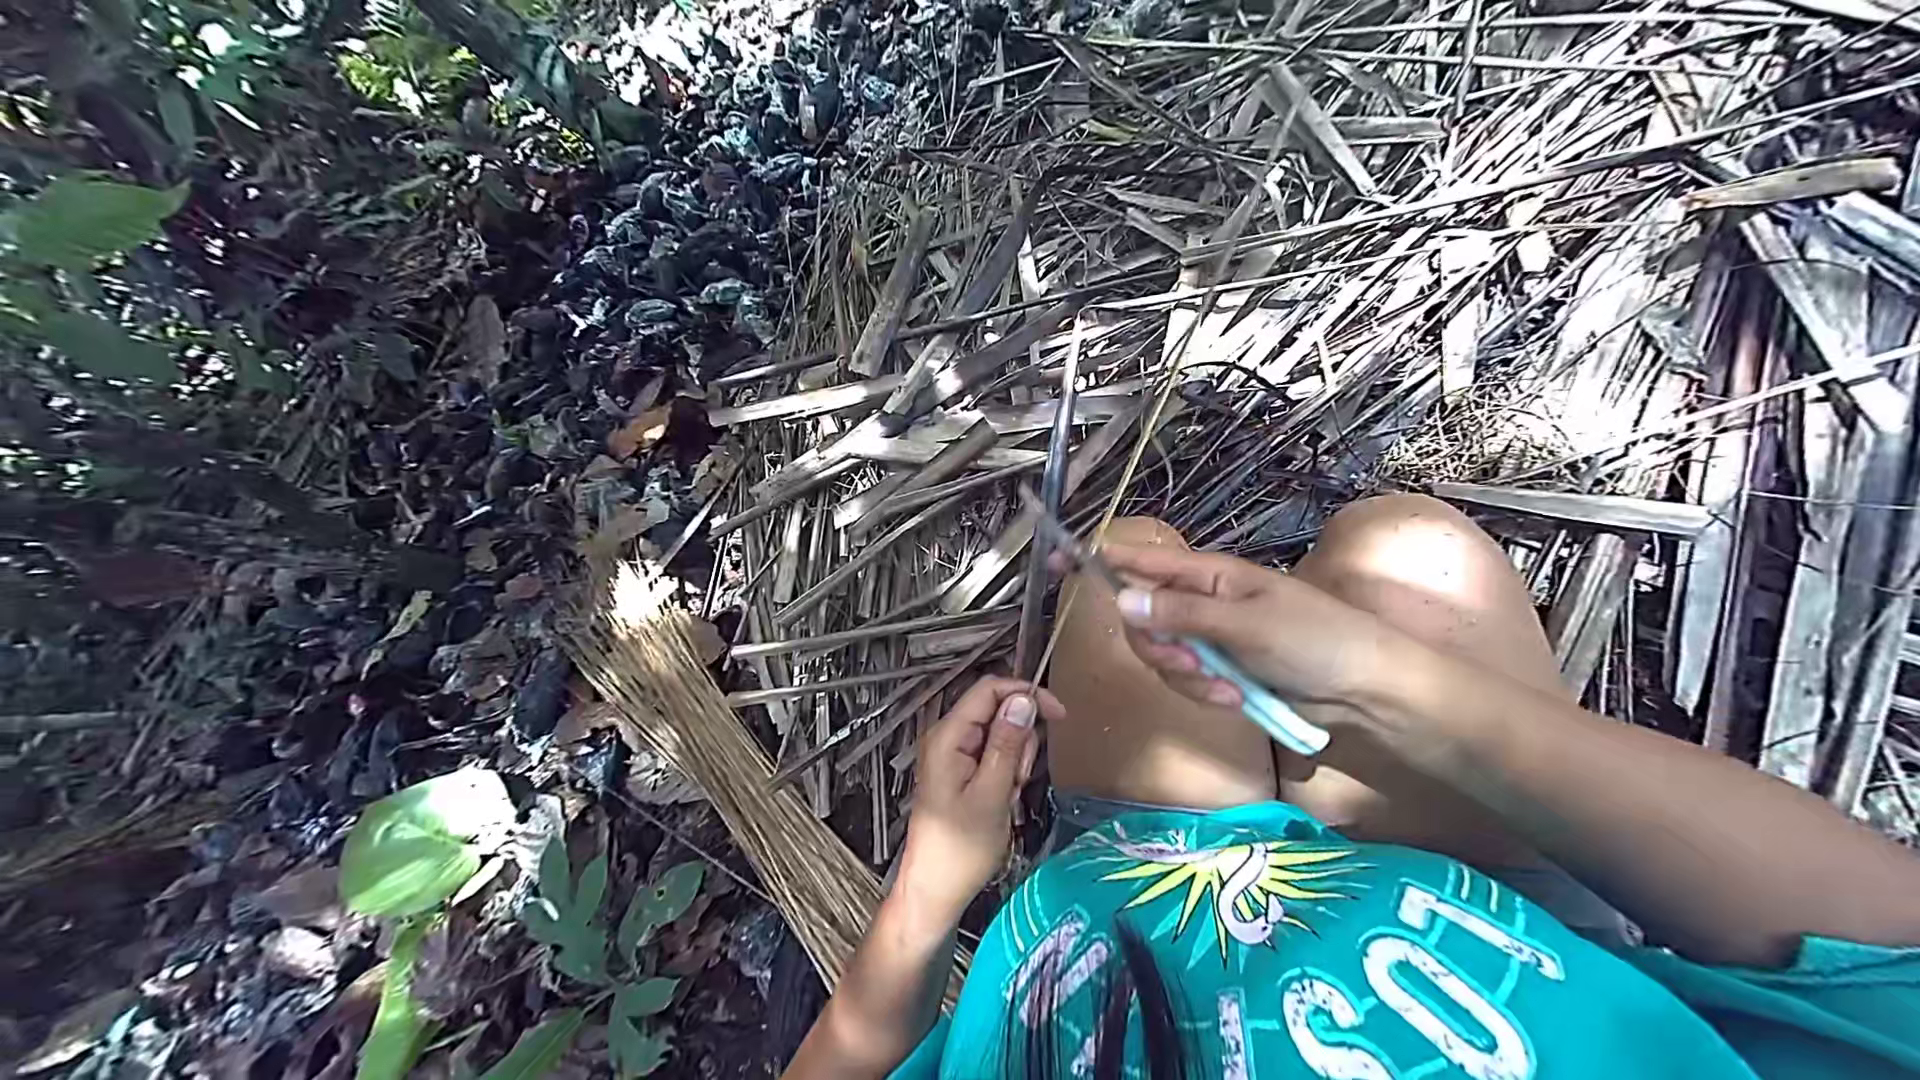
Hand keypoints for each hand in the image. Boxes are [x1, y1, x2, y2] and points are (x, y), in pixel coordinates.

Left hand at [898, 677, 1063, 921]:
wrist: (936, 889)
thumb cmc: (959, 850)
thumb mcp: (991, 795)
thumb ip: (1008, 744)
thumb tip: (1024, 700)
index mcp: (948, 736)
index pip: (989, 689)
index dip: (1025, 694)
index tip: (1057, 713)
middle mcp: (948, 737)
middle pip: (997, 709)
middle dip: (1020, 738)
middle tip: (1017, 777)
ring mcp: (954, 753)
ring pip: (1000, 733)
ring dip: (1015, 759)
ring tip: (1008, 793)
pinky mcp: (962, 769)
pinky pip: (994, 754)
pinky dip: (1007, 772)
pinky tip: (1003, 797)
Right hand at [1096, 542, 1411, 723]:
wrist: (1371, 693)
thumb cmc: (1318, 640)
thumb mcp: (1247, 623)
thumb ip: (1180, 614)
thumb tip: (1120, 600)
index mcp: (1208, 575)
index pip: (1142, 560)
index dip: (1100, 559)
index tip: (1059, 561)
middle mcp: (1201, 603)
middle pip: (1142, 618)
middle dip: (1160, 647)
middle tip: (1191, 665)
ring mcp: (1209, 640)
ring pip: (1161, 656)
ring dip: (1188, 678)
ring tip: (1229, 690)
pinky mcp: (1219, 674)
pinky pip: (1186, 682)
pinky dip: (1205, 694)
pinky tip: (1237, 701)